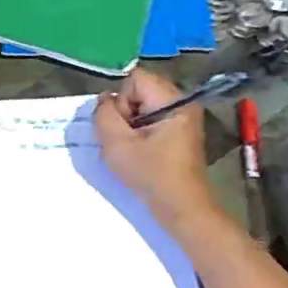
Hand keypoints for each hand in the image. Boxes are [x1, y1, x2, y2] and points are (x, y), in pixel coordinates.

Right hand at [96, 69, 218, 230]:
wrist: (183, 209)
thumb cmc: (152, 176)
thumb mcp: (117, 145)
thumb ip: (104, 115)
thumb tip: (104, 100)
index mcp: (174, 101)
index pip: (135, 79)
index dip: (121, 101)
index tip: (125, 129)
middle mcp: (183, 103)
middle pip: (139, 91)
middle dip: (125, 114)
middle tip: (126, 142)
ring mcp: (183, 118)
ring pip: (143, 107)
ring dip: (130, 126)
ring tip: (133, 151)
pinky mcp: (180, 133)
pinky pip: (151, 120)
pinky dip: (140, 134)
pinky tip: (141, 155)